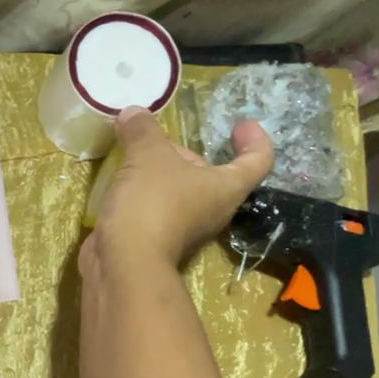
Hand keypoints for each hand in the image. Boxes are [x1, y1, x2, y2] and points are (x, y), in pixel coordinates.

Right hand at [81, 107, 273, 274]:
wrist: (122, 265)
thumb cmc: (150, 206)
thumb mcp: (146, 157)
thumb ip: (142, 131)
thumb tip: (133, 112)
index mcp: (226, 187)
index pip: (258, 160)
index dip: (254, 139)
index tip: (238, 124)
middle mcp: (212, 211)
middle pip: (210, 176)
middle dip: (188, 157)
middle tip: (162, 144)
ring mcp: (183, 232)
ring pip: (180, 197)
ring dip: (162, 180)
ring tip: (135, 165)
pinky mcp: (155, 246)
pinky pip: (155, 215)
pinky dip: (143, 201)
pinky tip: (121, 192)